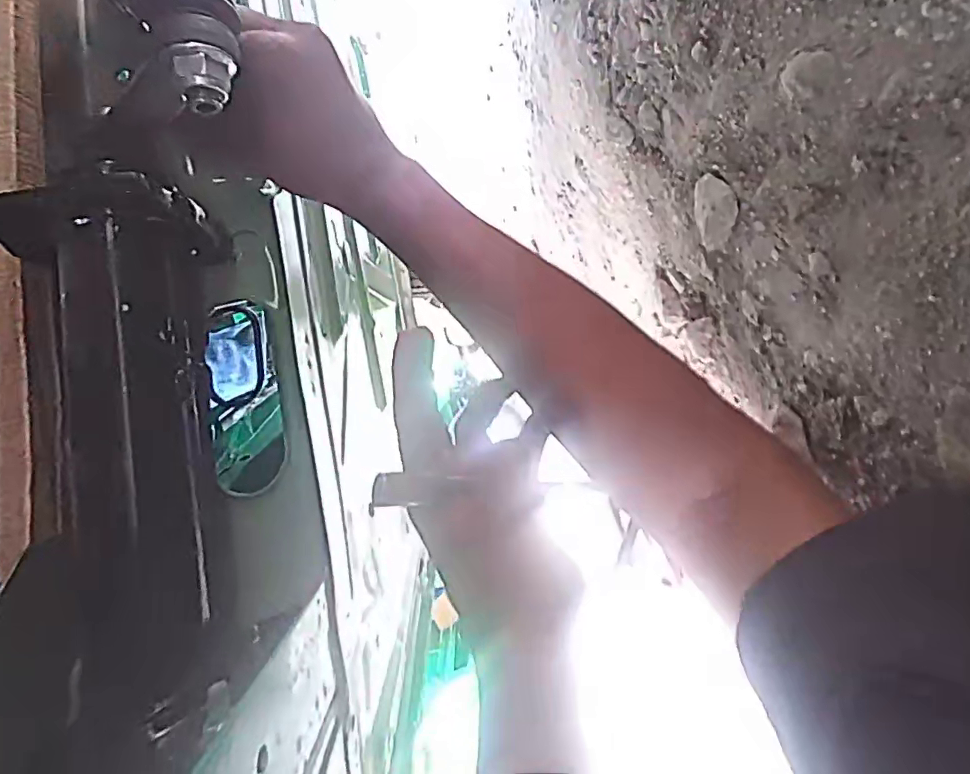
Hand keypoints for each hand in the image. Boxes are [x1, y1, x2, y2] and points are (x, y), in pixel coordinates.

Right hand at [177, 9, 406, 213]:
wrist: (365, 173)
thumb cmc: (313, 160)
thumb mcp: (235, 142)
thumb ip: (191, 122)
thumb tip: (164, 113)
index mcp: (270, 43)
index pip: (206, 25)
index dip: (185, 49)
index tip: (175, 67)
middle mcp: (295, 31)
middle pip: (234, 25)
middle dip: (213, 52)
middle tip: (201, 82)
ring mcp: (316, 41)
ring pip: (260, 35)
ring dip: (242, 57)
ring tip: (233, 91)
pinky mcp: (329, 56)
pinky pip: (285, 47)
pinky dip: (268, 63)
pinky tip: (263, 95)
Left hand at [391, 328, 581, 644]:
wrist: (535, 635)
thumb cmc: (505, 588)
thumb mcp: (493, 529)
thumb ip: (497, 482)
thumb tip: (503, 442)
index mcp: (432, 485)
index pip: (413, 416)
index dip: (411, 373)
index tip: (416, 335)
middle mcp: (454, 480)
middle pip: (455, 416)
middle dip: (471, 383)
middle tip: (492, 351)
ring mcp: (487, 489)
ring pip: (493, 430)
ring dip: (510, 403)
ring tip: (530, 379)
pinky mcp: (520, 499)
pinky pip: (524, 448)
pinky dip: (538, 428)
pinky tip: (558, 415)